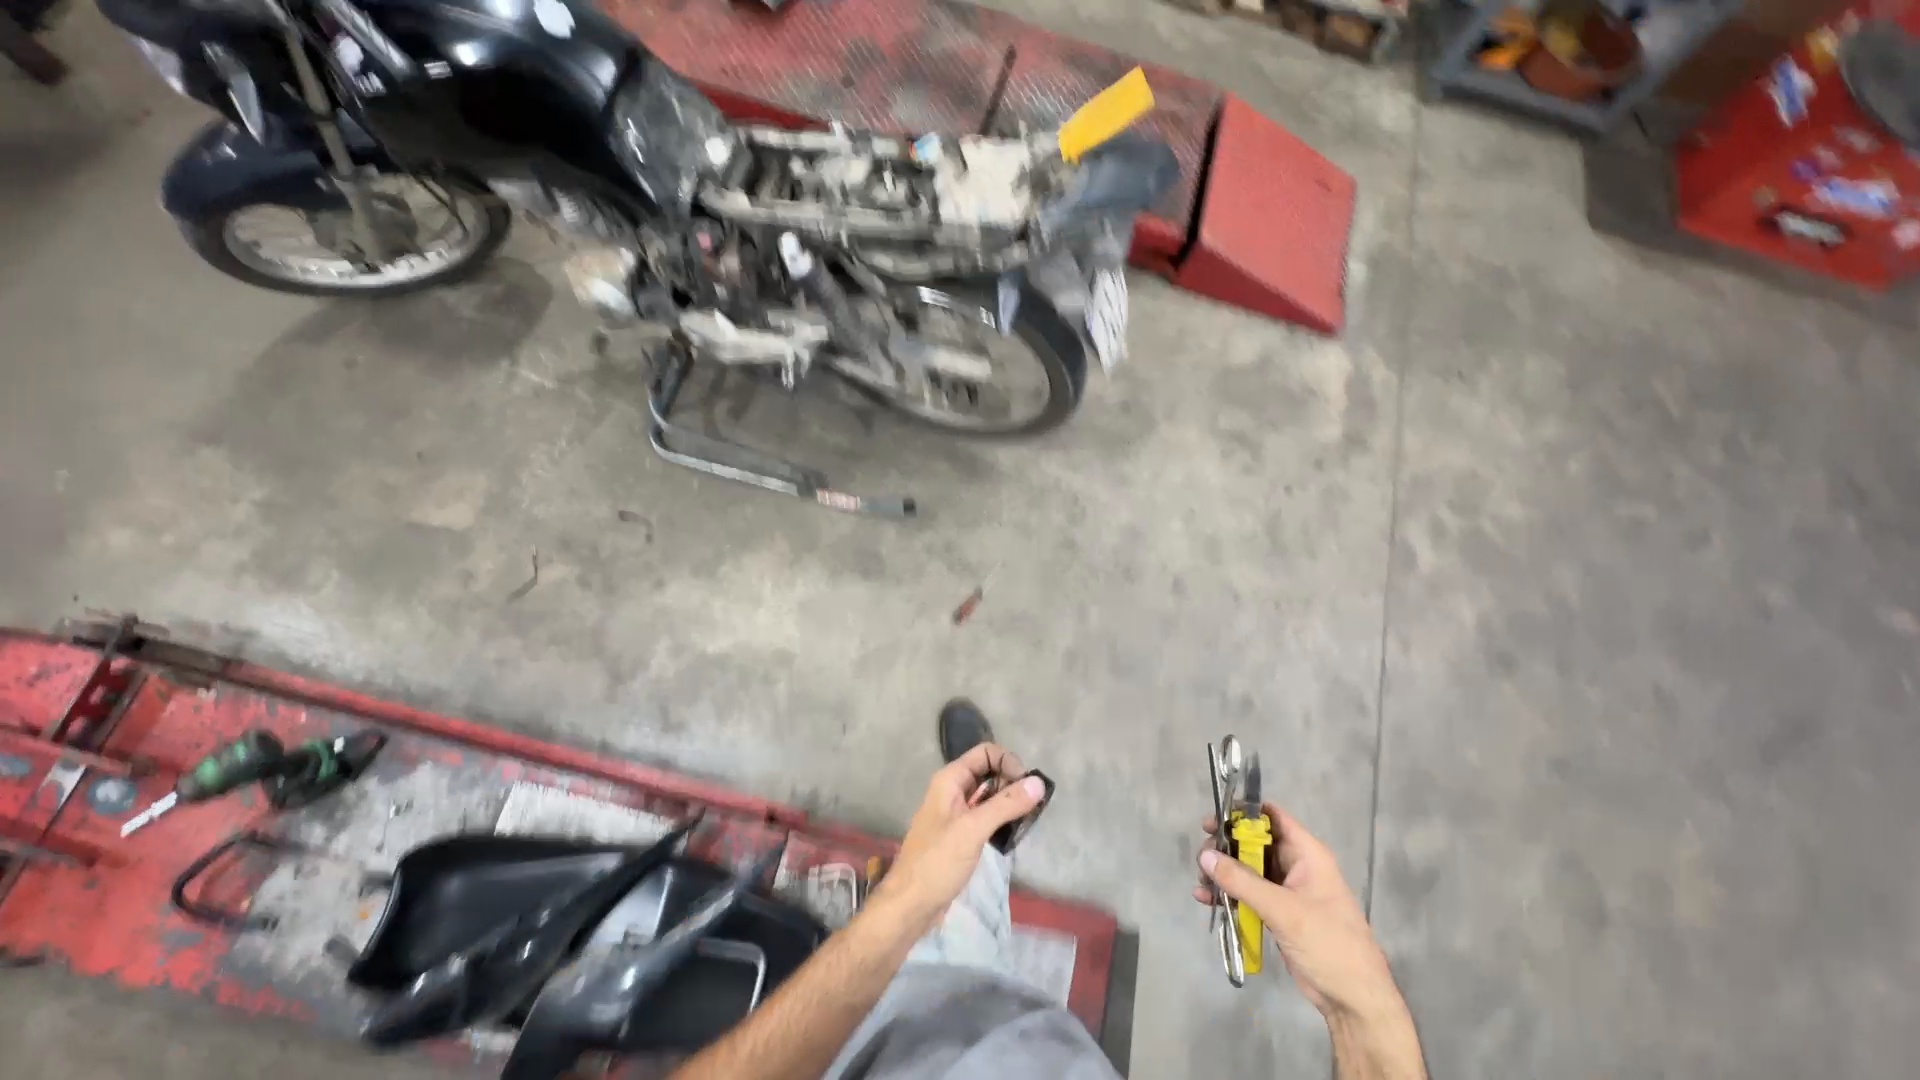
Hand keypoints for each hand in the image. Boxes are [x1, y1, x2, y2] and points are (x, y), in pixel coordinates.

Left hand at [874, 743, 1045, 932]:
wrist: (911, 904)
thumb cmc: (938, 862)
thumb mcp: (973, 829)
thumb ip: (1006, 804)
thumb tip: (1039, 783)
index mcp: (950, 780)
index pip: (985, 753)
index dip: (1008, 763)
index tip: (1027, 787)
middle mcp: (952, 791)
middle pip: (988, 773)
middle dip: (1012, 783)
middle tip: (1032, 806)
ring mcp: (955, 815)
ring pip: (988, 796)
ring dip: (1008, 802)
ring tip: (1028, 820)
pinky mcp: (960, 836)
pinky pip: (985, 817)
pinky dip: (1000, 820)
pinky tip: (1013, 834)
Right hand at [1193, 804, 1399, 1020]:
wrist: (1352, 997)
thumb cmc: (1328, 943)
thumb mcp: (1284, 910)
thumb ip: (1242, 881)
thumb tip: (1205, 855)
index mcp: (1307, 855)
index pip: (1273, 817)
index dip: (1243, 813)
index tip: (1214, 820)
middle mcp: (1296, 867)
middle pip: (1254, 842)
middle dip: (1226, 846)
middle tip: (1202, 857)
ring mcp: (1285, 891)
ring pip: (1247, 869)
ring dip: (1223, 873)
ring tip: (1201, 882)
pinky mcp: (1277, 913)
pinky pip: (1247, 894)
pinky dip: (1227, 895)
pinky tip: (1205, 900)